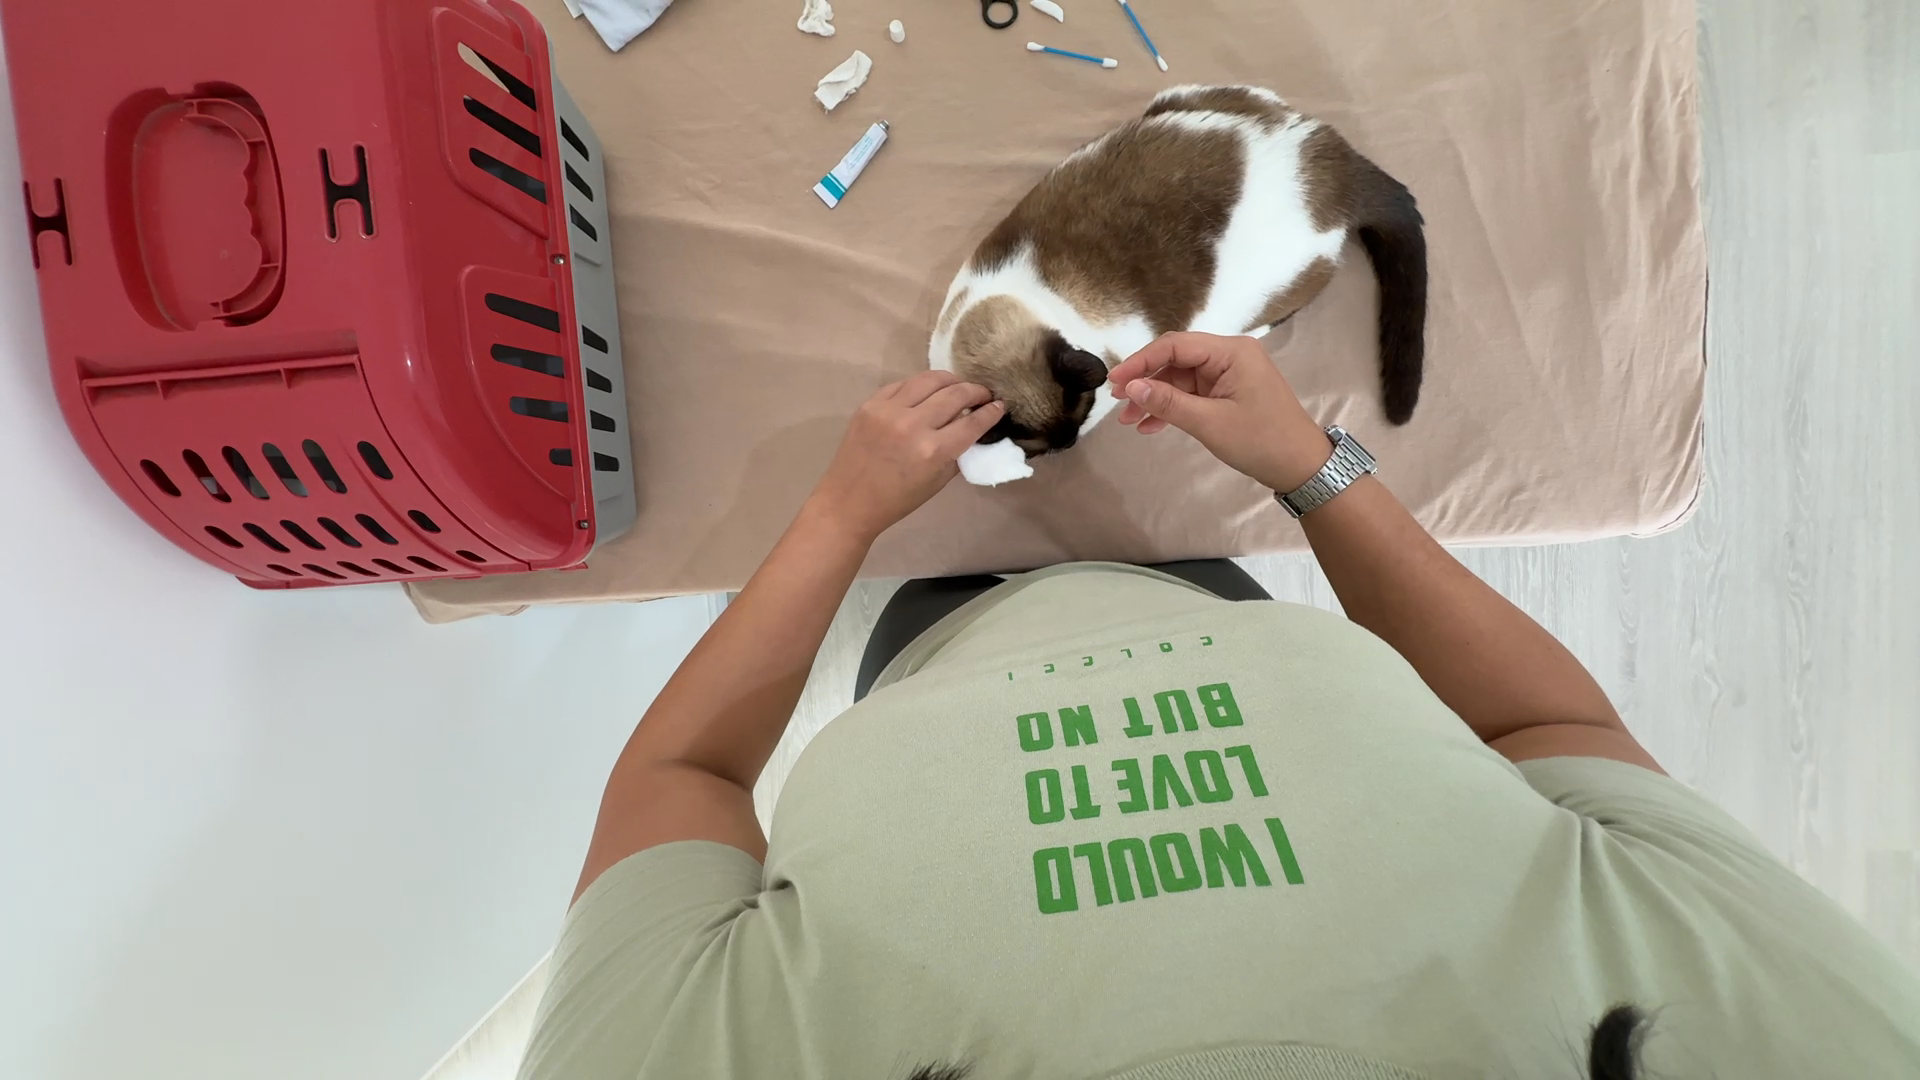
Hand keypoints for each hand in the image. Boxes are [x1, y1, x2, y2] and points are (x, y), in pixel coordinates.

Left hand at [807, 371, 1004, 542]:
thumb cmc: (898, 500)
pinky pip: (903, 384)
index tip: (1000, 406)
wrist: (850, 501)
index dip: (991, 412)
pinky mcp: (870, 404)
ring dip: (951, 380)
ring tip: (960, 386)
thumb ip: (957, 452)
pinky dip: (921, 385)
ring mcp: (889, 411)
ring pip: (929, 380)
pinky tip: (929, 391)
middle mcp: (913, 425)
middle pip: (955, 394)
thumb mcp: (938, 482)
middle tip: (984, 394)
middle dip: (976, 391)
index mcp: (933, 451)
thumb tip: (973, 428)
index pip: (972, 422)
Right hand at [1108, 332, 1332, 491]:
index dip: (1140, 361)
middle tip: (1117, 403)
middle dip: (1144, 381)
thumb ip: (1168, 402)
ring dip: (1153, 399)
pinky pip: (1189, 395)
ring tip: (1129, 421)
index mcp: (1231, 352)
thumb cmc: (1260, 440)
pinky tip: (1150, 427)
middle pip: (1175, 360)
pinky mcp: (1225, 394)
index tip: (1114, 382)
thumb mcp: (1209, 423)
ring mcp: (1227, 375)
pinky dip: (1170, 409)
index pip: (1175, 345)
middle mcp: (1229, 356)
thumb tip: (1130, 387)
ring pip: (1178, 380)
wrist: (1299, 466)